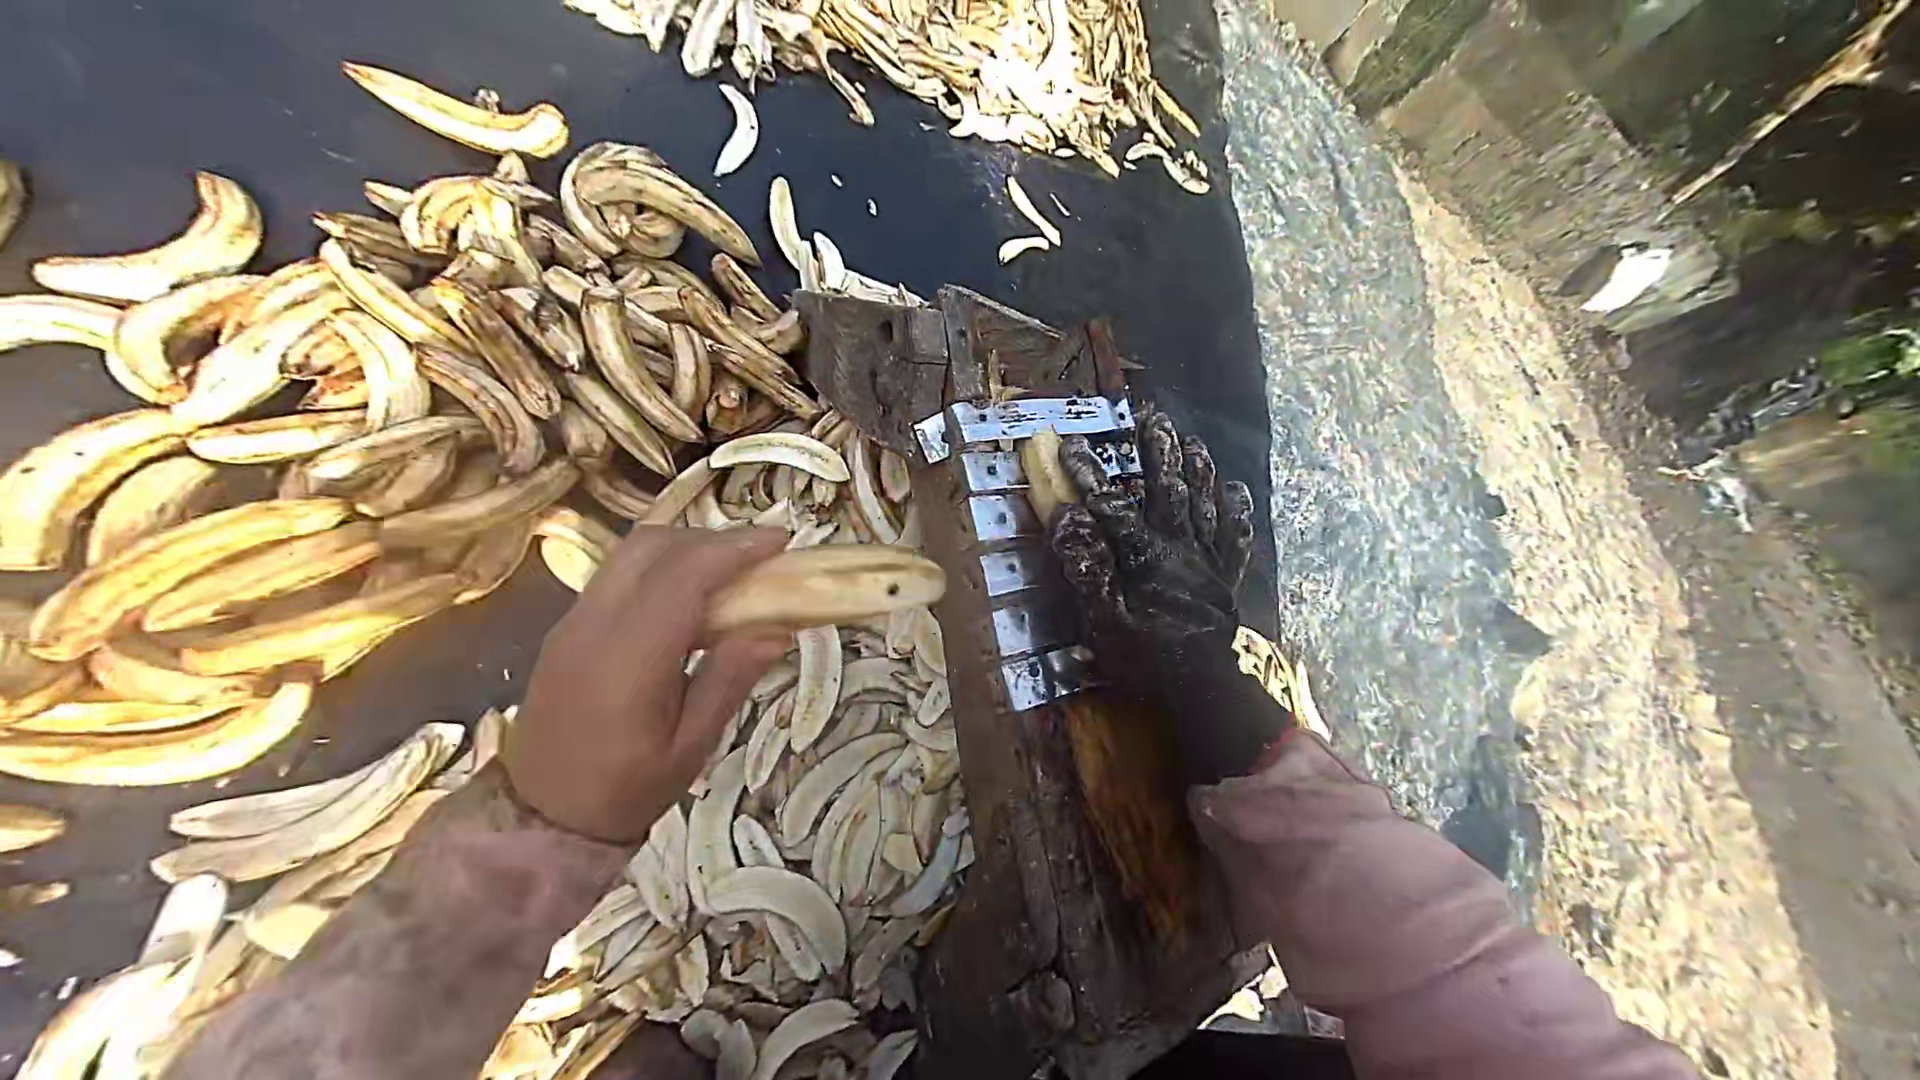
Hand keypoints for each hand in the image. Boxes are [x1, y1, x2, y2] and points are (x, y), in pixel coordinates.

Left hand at [505, 526, 790, 842]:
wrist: (540, 817)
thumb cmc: (625, 790)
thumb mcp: (691, 747)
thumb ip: (730, 680)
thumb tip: (776, 629)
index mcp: (627, 660)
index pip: (683, 577)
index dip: (734, 549)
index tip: (780, 541)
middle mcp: (592, 626)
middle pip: (654, 546)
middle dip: (714, 538)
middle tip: (761, 554)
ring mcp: (573, 621)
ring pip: (633, 552)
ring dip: (688, 545)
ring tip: (732, 566)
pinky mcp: (569, 625)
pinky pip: (620, 572)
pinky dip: (664, 563)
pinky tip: (692, 589)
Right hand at [1048, 408, 1287, 783]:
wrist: (1207, 689)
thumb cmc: (1148, 658)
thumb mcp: (1103, 620)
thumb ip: (1086, 567)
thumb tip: (1066, 518)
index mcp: (1145, 555)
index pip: (1112, 503)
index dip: (1088, 473)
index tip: (1068, 444)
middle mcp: (1180, 546)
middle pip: (1169, 487)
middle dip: (1157, 450)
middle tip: (1150, 417)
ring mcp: (1208, 559)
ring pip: (1205, 501)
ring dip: (1197, 467)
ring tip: (1190, 439)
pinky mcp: (1227, 576)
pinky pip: (1235, 535)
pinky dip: (1235, 511)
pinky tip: (1235, 491)